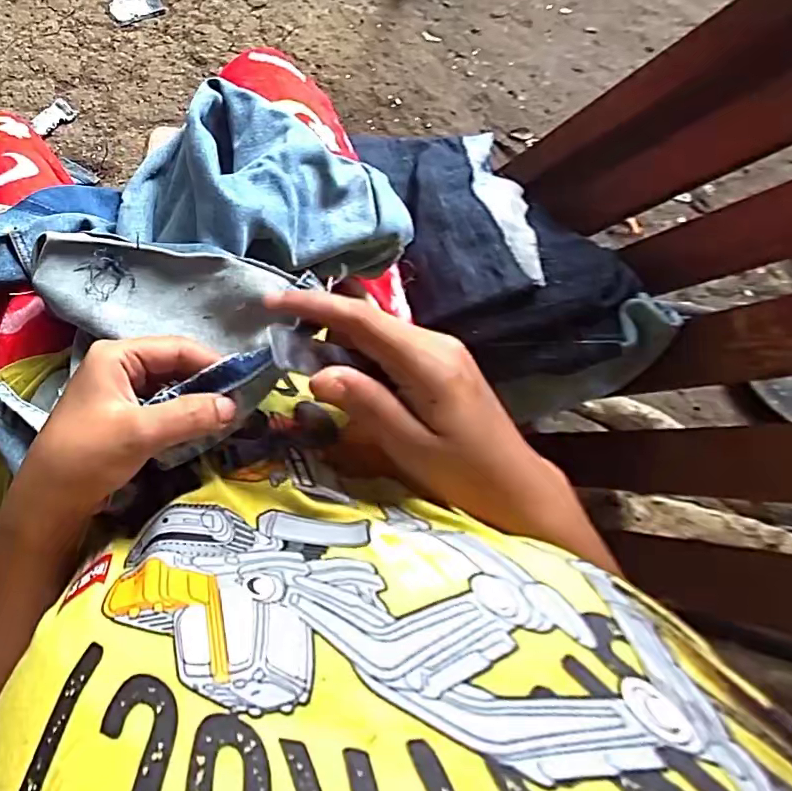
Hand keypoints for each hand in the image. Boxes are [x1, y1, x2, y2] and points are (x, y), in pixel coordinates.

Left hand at [4, 337, 236, 537]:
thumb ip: (188, 415)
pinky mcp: (121, 415)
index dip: (212, 362)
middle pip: (173, 365)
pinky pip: (160, 406)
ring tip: (227, 415)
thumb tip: (233, 406)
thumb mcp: (141, 432)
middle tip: (240, 401)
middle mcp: (117, 365)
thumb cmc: (88, 455)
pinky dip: (181, 415)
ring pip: (168, 387)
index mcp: (116, 355)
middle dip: (205, 382)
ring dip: (195, 400)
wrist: (48, 500)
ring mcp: (118, 391)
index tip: (245, 382)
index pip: (175, 347)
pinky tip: (202, 427)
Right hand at [264, 288, 613, 568]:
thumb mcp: (411, 447)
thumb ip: (366, 405)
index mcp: (428, 362)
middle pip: (366, 318)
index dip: (313, 305)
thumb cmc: (466, 475)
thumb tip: (316, 373)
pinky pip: (386, 345)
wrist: (519, 490)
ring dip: (334, 335)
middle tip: (275, 331)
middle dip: (317, 317)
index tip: (271, 300)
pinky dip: (354, 349)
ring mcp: (440, 350)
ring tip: (295, 350)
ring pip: (374, 329)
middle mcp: (435, 343)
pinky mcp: (439, 362)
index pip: (361, 319)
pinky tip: (336, 367)